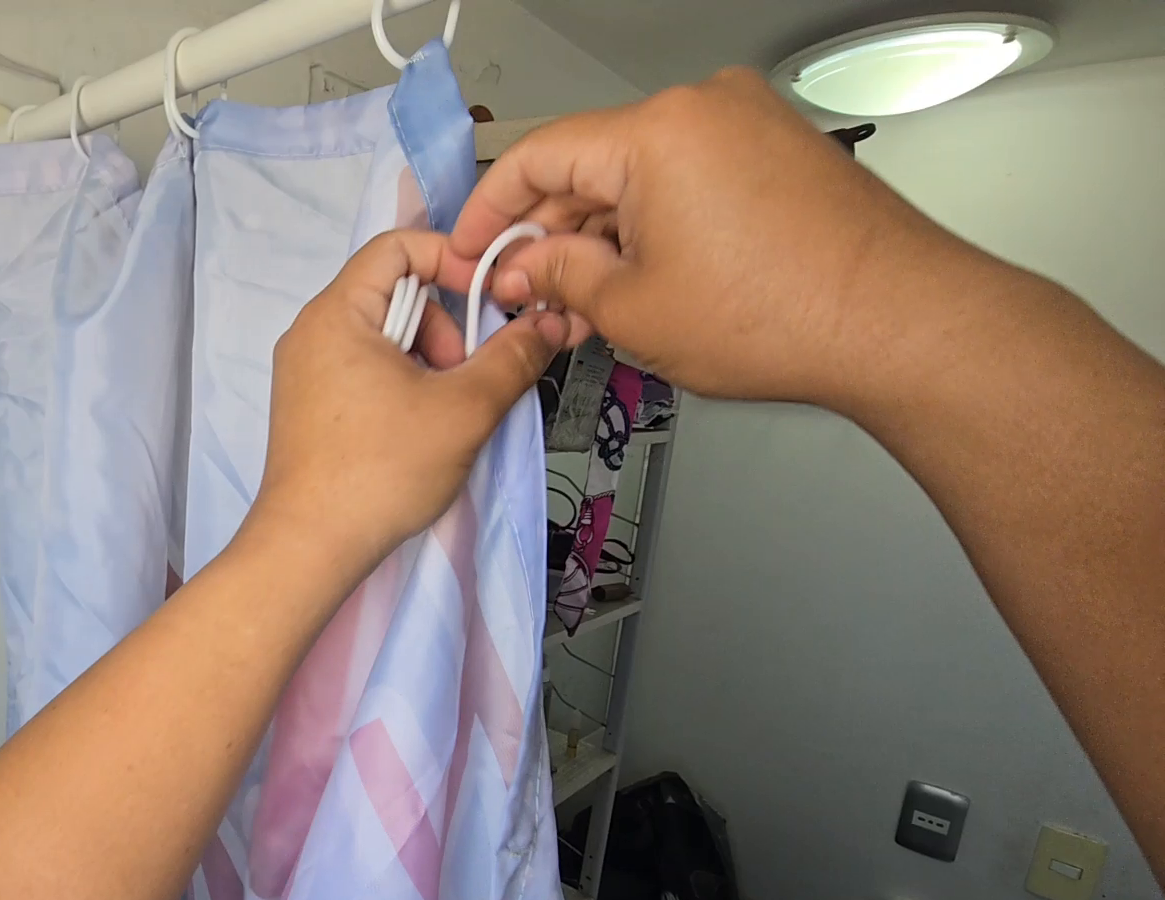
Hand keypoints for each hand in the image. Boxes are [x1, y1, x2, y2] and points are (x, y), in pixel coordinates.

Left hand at [241, 229, 555, 574]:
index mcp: (336, 313)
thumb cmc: (381, 471)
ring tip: (438, 413)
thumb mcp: (463, 409)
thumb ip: (512, 357)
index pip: (396, 245)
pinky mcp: (305, 408)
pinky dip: (395, 385)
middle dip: (441, 327)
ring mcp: (301, 373)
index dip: (451, 258)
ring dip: (423, 362)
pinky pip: (359, 371)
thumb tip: (546, 324)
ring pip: (380, 338)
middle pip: (391, 294)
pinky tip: (411, 429)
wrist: (311, 544)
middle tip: (461, 378)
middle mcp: (309, 334)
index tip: (488, 297)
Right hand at [441, 67, 995, 409]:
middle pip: (581, 171)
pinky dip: (634, 238)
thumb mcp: (625, 306)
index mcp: (656, 132)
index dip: (486, 211)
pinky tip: (614, 289)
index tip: (465, 253)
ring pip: (624, 187)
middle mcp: (698, 111)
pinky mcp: (761, 157)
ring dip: (586, 248)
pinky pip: (670, 190)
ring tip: (566, 311)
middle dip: (539, 240)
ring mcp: (737, 129)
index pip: (535, 156)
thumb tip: (516, 268)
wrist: (895, 325)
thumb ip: (553, 275)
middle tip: (514, 297)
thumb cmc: (770, 314)